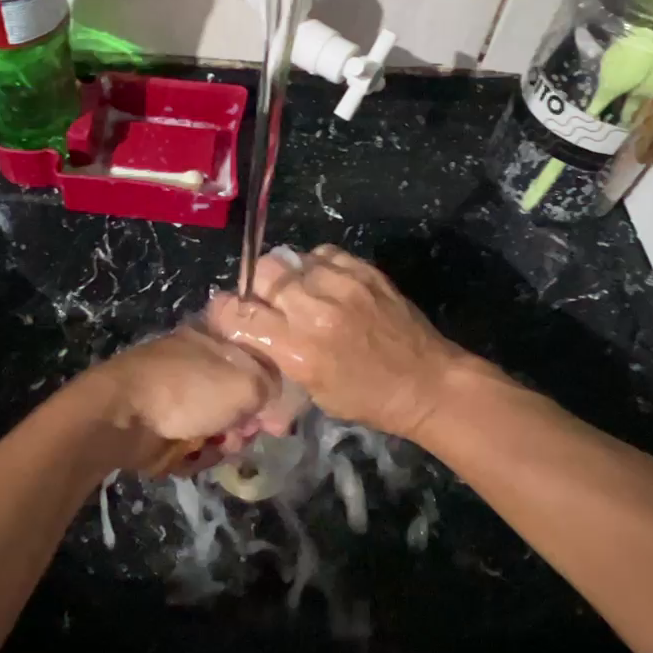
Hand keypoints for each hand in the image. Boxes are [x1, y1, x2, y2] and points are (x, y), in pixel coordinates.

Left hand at [78, 325, 280, 472]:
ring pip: (216, 425)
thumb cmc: (185, 390)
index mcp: (211, 340)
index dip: (272, 390)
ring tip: (215, 448)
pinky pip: (192, 443)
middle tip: (242, 435)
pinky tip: (192, 456)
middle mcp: (194, 364)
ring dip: (222, 442)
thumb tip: (273, 410)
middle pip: (237, 398)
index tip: (278, 416)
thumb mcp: (244, 383)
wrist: (118, 416)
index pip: (256, 362)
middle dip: (245, 421)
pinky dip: (195, 454)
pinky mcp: (159, 426)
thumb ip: (269, 391)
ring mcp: (174, 397)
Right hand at [207, 246, 482, 440]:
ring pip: (292, 258)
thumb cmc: (367, 399)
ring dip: (289, 275)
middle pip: (263, 272)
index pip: (240, 314)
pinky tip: (325, 283)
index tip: (228, 313)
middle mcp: (315, 311)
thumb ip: (278, 355)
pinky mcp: (364, 270)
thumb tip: (249, 329)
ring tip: (300, 291)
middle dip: (257, 285)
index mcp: (298, 351)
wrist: (427, 382)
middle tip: (267, 299)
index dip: (225, 311)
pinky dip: (316, 266)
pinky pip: (323, 253)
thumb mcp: (312, 391)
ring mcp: (342, 285)